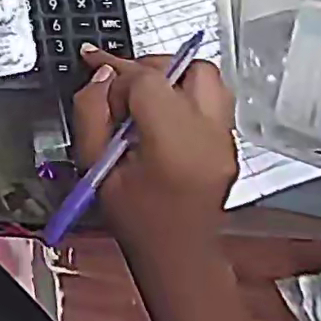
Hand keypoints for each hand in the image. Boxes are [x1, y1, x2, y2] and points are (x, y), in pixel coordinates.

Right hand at [71, 46, 237, 250]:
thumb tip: (102, 75)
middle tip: (120, 86)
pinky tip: (158, 114)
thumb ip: (90, 112)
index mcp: (173, 145)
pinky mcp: (230, 142)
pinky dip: (183, 94)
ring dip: (171, 77)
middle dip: (148, 68)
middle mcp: (210, 136)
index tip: (95, 67)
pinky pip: (211, 98)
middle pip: (187, 69)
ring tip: (141, 96)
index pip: (149, 81)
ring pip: (207, 78)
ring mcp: (226, 139)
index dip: (118, 69)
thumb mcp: (91, 164)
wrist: (176, 253)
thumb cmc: (131, 215)